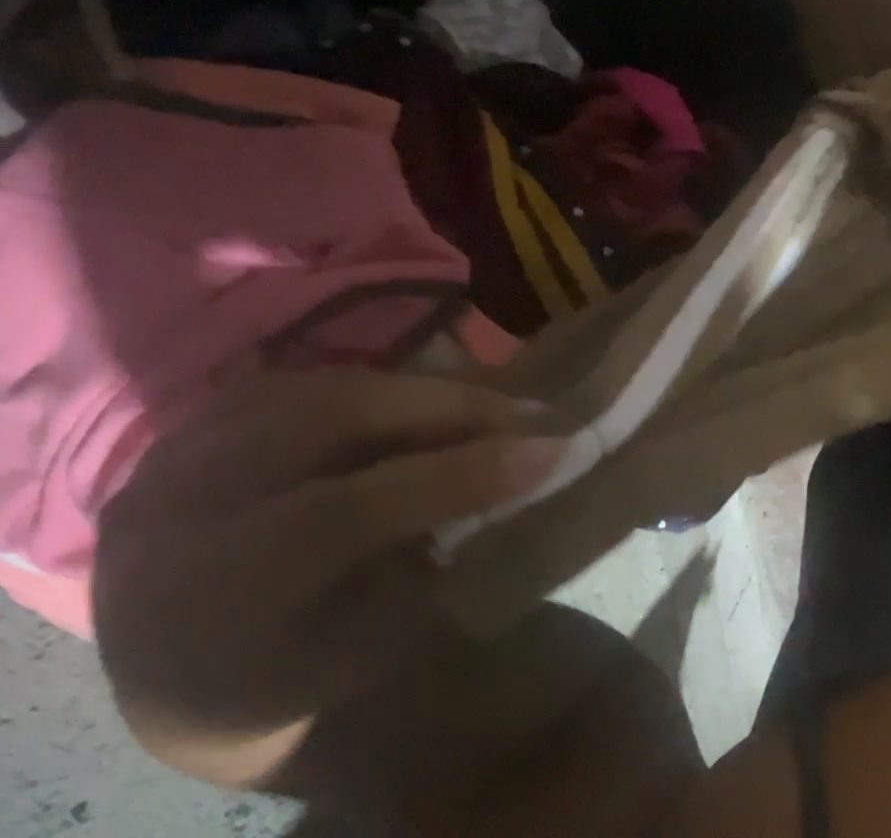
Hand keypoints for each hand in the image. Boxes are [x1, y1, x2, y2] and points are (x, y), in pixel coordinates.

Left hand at [93, 368, 561, 779]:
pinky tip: (424, 403)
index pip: (341, 513)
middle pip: (321, 425)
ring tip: (491, 405)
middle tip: (530, 413)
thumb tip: (528, 476)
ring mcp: (162, 467)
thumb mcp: (376, 649)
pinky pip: (296, 385)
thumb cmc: (302, 677)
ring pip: (313, 392)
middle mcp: (166, 522)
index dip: (454, 475)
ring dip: (415, 391)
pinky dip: (371, 388)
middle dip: (443, 408)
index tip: (552, 451)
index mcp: (210, 602)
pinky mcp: (182, 435)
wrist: (184, 681)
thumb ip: (441, 566)